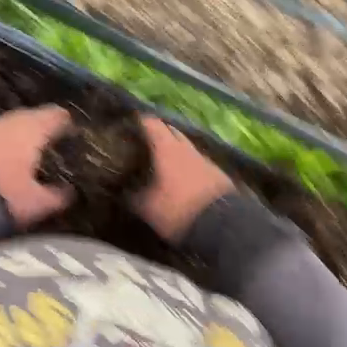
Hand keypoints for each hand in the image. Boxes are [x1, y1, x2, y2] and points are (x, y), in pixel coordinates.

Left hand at [0, 106, 75, 227]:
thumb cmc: (3, 197)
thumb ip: (57, 196)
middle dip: (37, 129)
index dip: (65, 123)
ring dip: (11, 137)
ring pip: (3, 127)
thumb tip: (69, 192)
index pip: (55, 116)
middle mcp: (6, 121)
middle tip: (45, 144)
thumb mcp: (37, 204)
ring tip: (18, 154)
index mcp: (31, 130)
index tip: (71, 132)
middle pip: (28, 118)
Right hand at [131, 117, 235, 240]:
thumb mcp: (147, 208)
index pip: (151, 124)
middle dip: (158, 131)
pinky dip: (188, 164)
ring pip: (186, 146)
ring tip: (162, 158)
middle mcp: (186, 149)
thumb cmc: (178, 210)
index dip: (139, 120)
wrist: (225, 225)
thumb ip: (133, 196)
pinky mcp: (218, 174)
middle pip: (171, 131)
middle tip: (143, 139)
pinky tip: (182, 177)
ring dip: (174, 148)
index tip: (129, 122)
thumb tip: (122, 191)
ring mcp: (205, 160)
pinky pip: (198, 162)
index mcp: (166, 150)